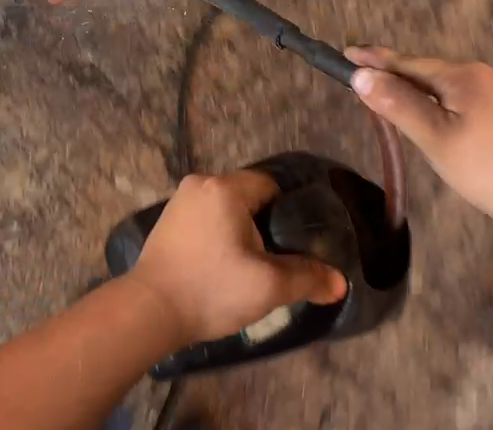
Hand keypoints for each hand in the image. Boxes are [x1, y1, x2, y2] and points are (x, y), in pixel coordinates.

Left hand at [125, 170, 347, 345]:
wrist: (152, 308)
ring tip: (252, 264)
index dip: (288, 212)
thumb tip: (340, 282)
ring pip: (225, 208)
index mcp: (224, 188)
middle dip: (264, 223)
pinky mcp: (168, 220)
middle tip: (278, 257)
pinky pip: (206, 218)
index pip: (269, 185)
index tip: (297, 241)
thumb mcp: (268, 286)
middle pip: (246, 195)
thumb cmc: (212, 288)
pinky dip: (219, 234)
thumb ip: (307, 277)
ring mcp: (179, 200)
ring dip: (240, 230)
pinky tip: (224, 263)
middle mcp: (199, 183)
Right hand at [345, 46, 492, 238]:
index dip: (373, 60)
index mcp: (461, 77)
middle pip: (430, 73)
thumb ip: (399, 106)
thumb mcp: (440, 142)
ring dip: (424, 94)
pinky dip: (449, 107)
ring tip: (402, 107)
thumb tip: (361, 74)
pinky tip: (451, 126)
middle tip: (368, 83)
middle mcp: (486, 77)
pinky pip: (474, 103)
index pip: (405, 63)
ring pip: (454, 90)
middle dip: (398, 76)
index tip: (346, 53)